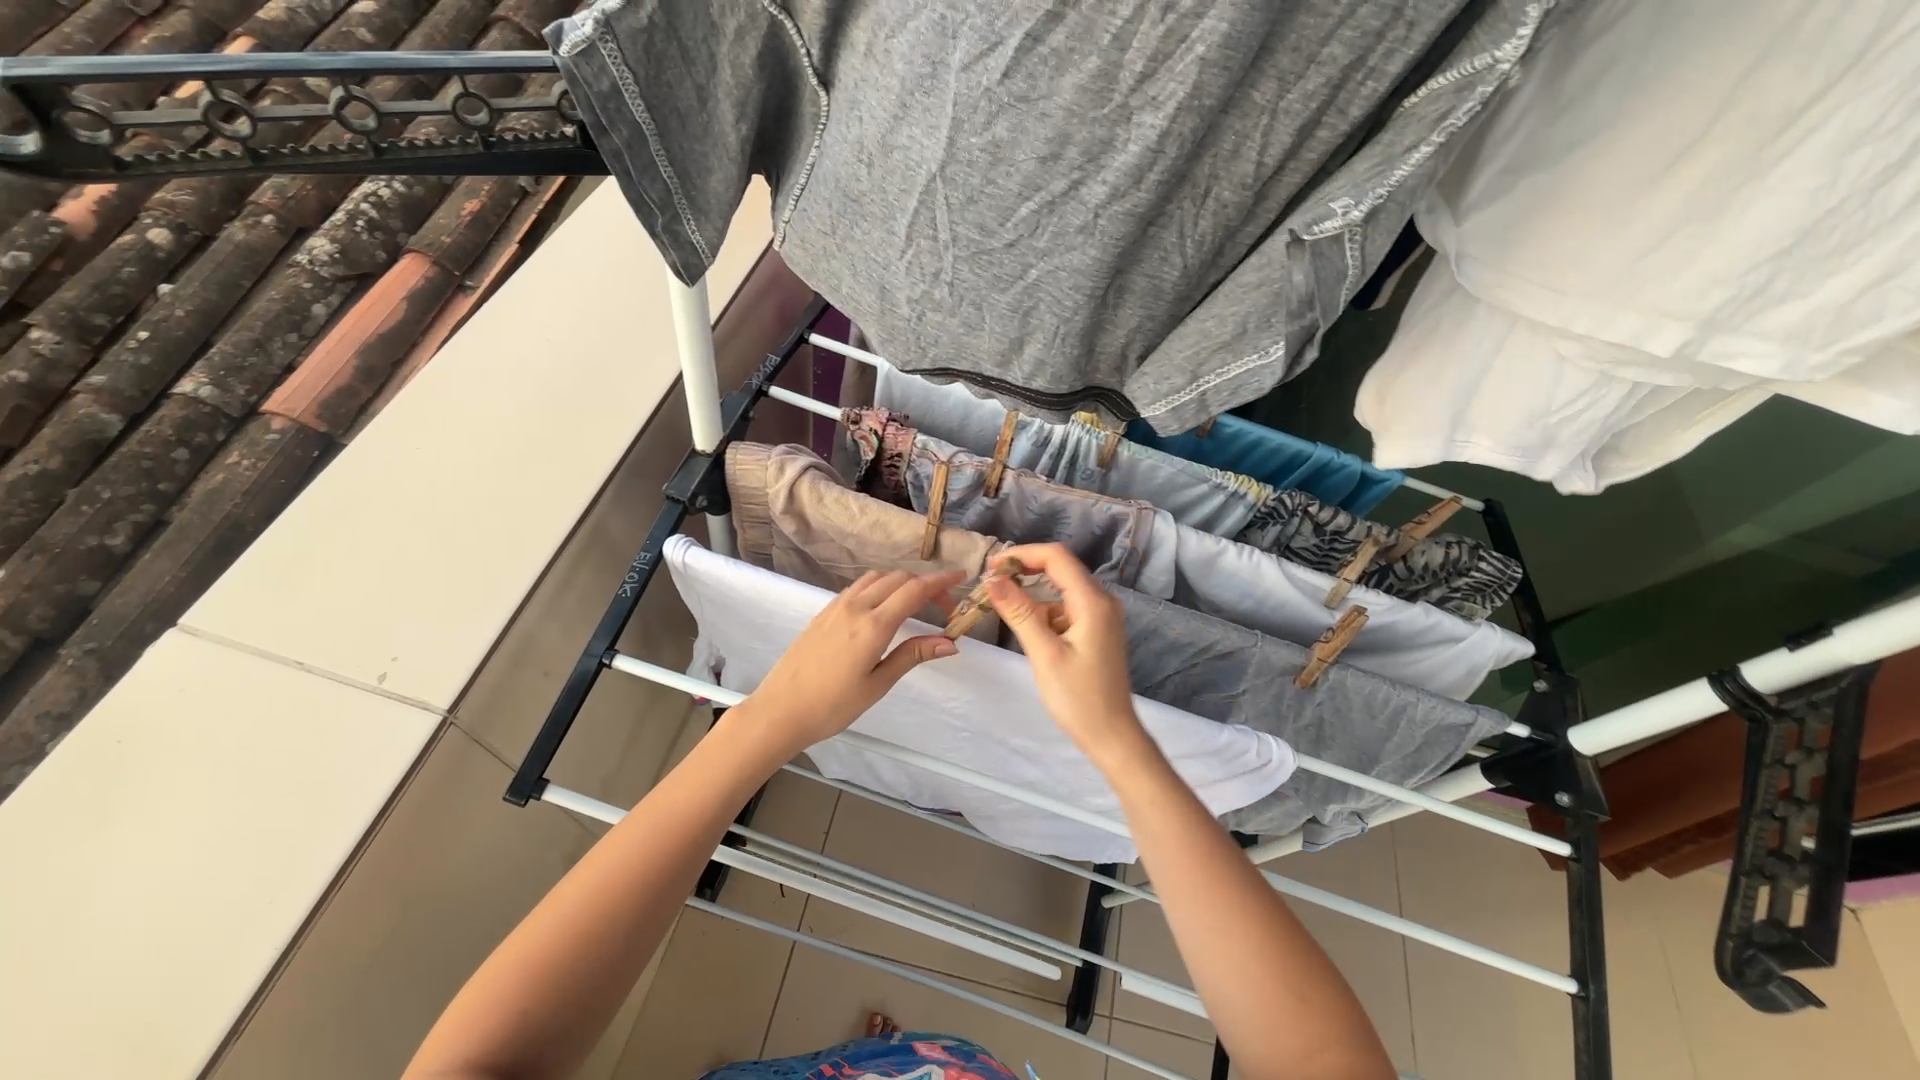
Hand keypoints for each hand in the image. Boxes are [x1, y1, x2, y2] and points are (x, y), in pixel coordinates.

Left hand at [737, 569, 965, 754]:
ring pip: (876, 578)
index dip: (941, 581)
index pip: (915, 590)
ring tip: (916, 602)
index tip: (961, 577)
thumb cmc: (832, 706)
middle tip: (942, 605)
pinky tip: (882, 607)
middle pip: (898, 578)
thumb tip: (950, 642)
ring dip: (900, 581)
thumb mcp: (878, 684)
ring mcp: (836, 607)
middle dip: (925, 583)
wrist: (780, 710)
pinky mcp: (823, 613)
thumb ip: (913, 655)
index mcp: (874, 625)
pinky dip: (879, 586)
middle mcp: (856, 607)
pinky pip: (858, 587)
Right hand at [984, 543, 1146, 761]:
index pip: (1057, 557)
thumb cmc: (1079, 698)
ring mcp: (1101, 616)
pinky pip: (1066, 608)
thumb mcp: (1044, 655)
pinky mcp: (1095, 630)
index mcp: (1093, 602)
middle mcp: (1102, 601)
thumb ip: (1020, 613)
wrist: (1111, 734)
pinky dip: (1043, 611)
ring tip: (1000, 607)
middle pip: (1060, 568)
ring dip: (1031, 593)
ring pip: (1061, 589)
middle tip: (990, 584)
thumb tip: (993, 580)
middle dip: (1024, 570)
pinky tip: (1026, 628)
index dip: (1022, 554)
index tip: (991, 566)